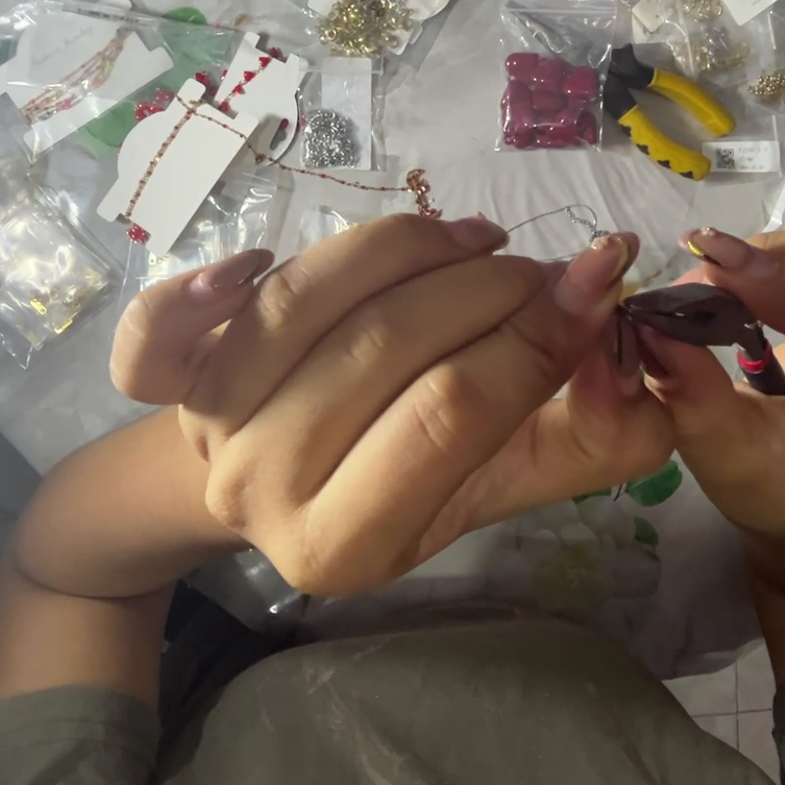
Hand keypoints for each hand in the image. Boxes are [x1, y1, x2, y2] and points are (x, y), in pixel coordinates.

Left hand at [109, 214, 673, 596]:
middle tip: (537, 266)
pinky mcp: (170, 381)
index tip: (599, 278)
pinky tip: (255, 263)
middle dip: (485, 287)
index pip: (452, 412)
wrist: (281, 487)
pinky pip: (153, 335)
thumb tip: (631, 344)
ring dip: (402, 248)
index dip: (535, 333)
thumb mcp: (501, 485)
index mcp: (349, 544)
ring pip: (302, 302)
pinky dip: (196, 290)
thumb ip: (582, 435)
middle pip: (383, 345)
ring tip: (470, 239)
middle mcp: (265, 490)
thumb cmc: (402, 486)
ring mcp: (208, 428)